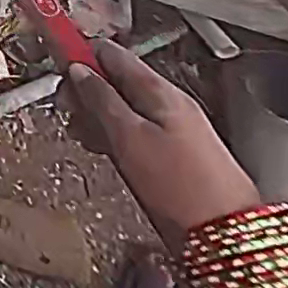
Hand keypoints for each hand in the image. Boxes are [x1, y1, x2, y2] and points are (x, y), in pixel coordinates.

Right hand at [67, 39, 260, 242]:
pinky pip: (133, 127)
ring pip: (120, 104)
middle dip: (86, 92)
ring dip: (96, 116)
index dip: (81, 58)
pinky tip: (106, 151)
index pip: (110, 52)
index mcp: (156, 88)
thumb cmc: (178, 185)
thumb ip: (100, 99)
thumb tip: (77, 69)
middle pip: (113, 78)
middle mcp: (165, 99)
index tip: (59, 77)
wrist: (228, 236)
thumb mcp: (128, 137)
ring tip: (86, 137)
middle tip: (70, 114)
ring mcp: (171, 123)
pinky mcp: (172, 148)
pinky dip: (113, 134)